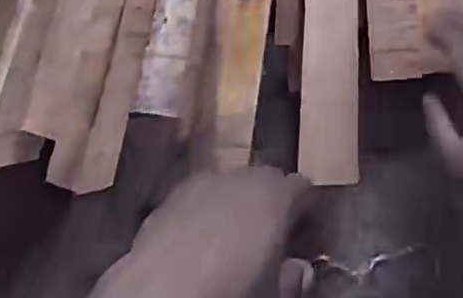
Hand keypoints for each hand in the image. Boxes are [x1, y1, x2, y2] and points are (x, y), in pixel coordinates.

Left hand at [88, 167, 311, 297]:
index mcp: (276, 197)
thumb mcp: (270, 295)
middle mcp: (244, 177)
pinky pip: (201, 199)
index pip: (302, 187)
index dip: (306, 209)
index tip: (305, 233)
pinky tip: (197, 245)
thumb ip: (292, 282)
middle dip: (271, 203)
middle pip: (267, 180)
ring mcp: (206, 181)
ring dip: (236, 206)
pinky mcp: (173, 194)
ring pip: (232, 186)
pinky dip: (205, 214)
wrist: (156, 293)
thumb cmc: (231, 293)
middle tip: (270, 240)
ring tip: (231, 243)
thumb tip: (300, 270)